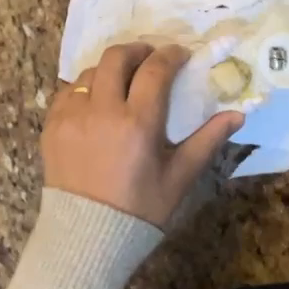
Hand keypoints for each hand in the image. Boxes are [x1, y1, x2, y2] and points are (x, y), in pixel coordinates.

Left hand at [45, 43, 244, 226]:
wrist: (88, 238)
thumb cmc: (141, 209)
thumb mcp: (179, 176)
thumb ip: (207, 140)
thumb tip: (238, 115)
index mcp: (138, 122)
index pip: (155, 70)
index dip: (170, 55)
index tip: (180, 54)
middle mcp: (101, 111)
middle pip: (116, 58)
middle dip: (137, 50)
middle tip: (151, 57)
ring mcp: (71, 117)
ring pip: (89, 72)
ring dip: (110, 70)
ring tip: (123, 81)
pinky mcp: (51, 127)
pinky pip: (67, 92)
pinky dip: (85, 89)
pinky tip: (96, 102)